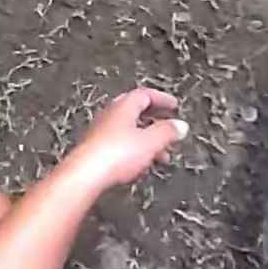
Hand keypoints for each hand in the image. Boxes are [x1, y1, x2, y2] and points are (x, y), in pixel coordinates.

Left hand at [61, 88, 187, 193]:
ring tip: (163, 157)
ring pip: (130, 129)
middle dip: (155, 120)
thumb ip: (167, 132)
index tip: (175, 106)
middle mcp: (111, 113)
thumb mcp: (150, 142)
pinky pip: (120, 143)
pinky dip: (136, 149)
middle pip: (136, 111)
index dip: (162, 98)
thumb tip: (181, 124)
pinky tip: (142, 166)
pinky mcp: (96, 147)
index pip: (144, 94)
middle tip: (170, 128)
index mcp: (124, 106)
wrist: (86, 173)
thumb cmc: (118, 153)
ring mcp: (102, 130)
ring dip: (148, 139)